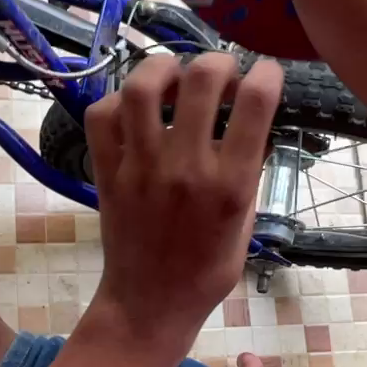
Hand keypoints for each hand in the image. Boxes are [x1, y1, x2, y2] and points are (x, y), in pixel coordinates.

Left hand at [79, 53, 281, 366]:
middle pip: (201, 80)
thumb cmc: (206, 272)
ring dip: (162, 68)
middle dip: (218, 61)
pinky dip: (116, 101)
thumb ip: (250, 174)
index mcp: (230, 186)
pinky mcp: (106, 173)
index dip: (266, 74)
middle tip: (220, 72)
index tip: (265, 73)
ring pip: (142, 89)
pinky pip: (101, 117)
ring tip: (174, 74)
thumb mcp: (246, 225)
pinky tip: (134, 108)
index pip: (256, 104)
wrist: (149, 304)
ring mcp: (140, 168)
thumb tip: (252, 128)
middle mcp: (186, 169)